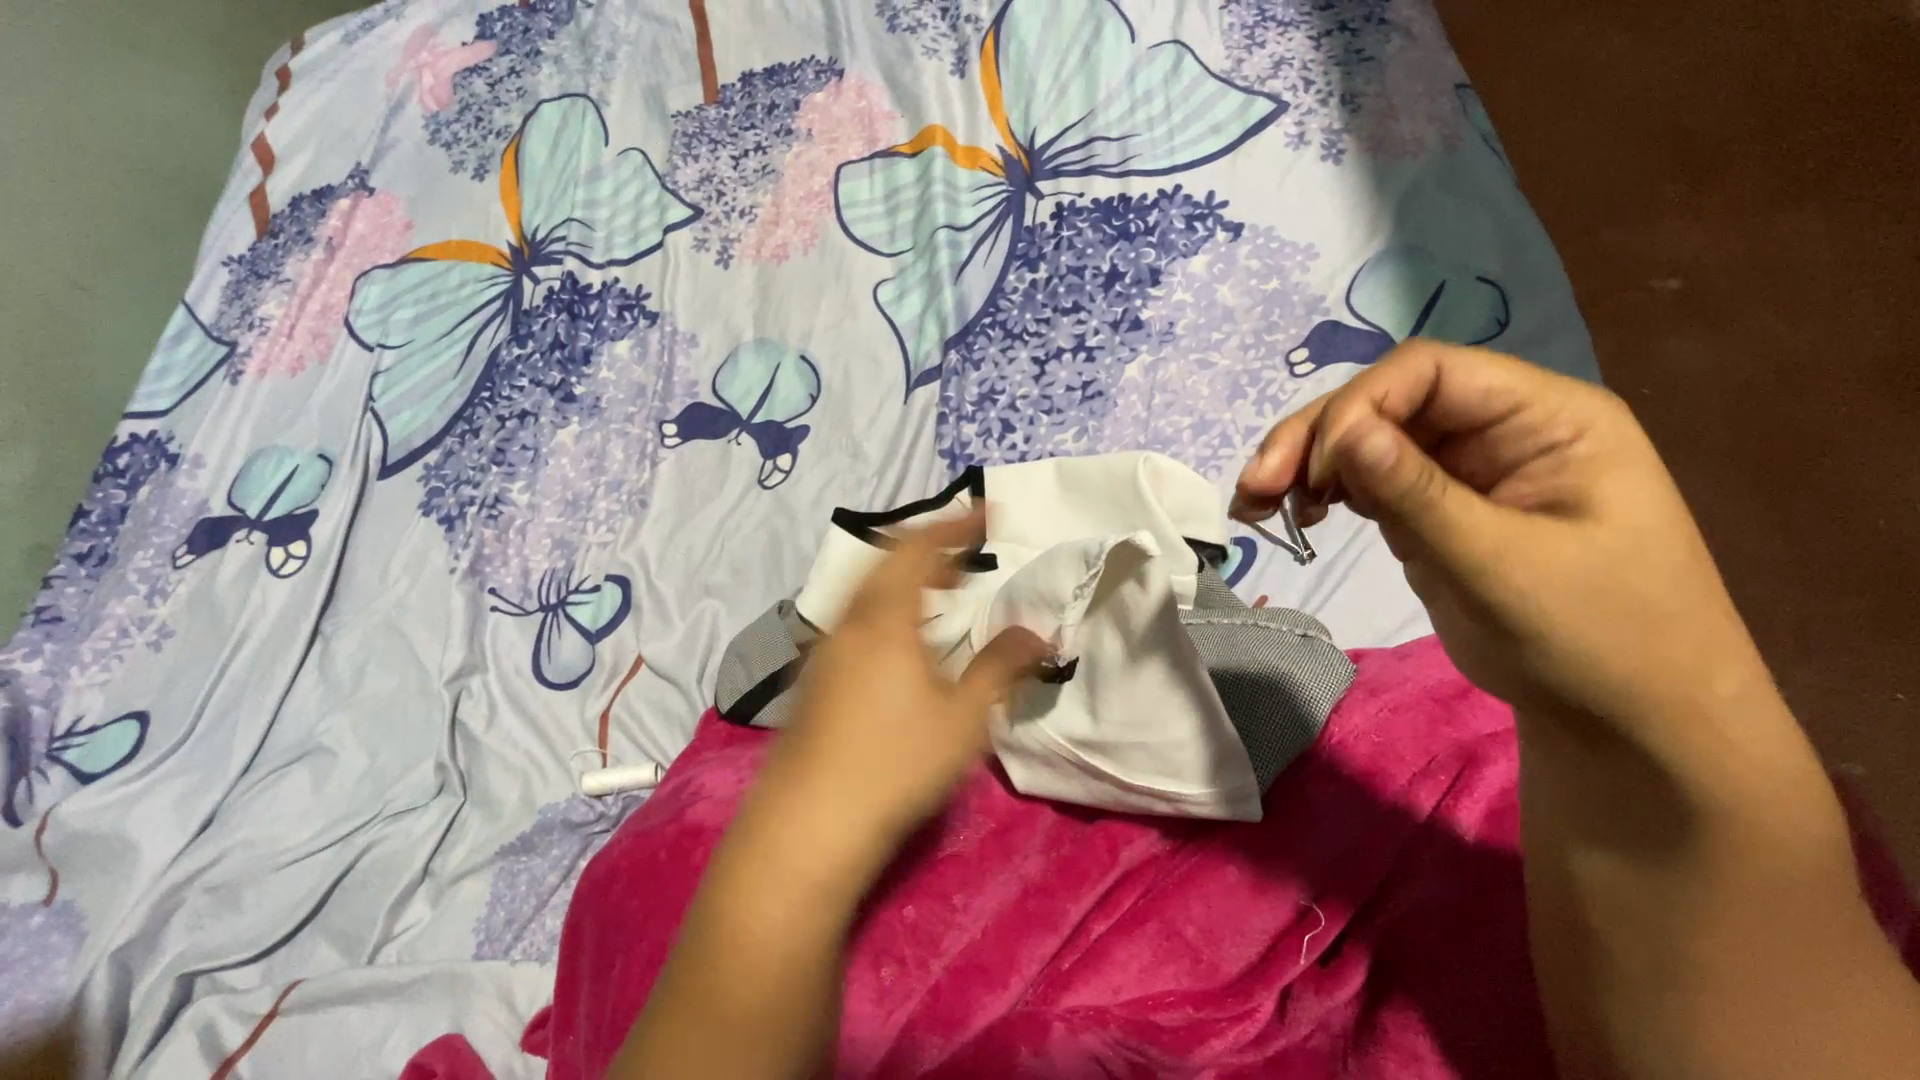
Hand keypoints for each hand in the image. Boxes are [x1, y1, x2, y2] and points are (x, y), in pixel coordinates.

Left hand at [757, 509, 1047, 874]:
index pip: (917, 548)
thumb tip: (1038, 632)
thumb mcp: (963, 716)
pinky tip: (902, 646)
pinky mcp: (813, 682)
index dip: (953, 526)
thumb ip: (1001, 666)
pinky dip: (885, 610)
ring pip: (864, 593)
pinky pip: (854, 621)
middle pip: (884, 564)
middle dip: (928, 551)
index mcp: (884, 618)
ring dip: (904, 582)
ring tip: (940, 595)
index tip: (987, 515)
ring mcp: (823, 652)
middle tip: (966, 556)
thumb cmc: (896, 762)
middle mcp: (847, 623)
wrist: (812, 821)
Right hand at [1233, 341, 1767, 723]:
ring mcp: (1464, 471)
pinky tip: (1294, 514)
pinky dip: (1324, 493)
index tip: (1318, 471)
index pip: (1429, 372)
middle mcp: (1500, 429)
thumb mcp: (1503, 563)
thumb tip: (1338, 433)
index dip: (1360, 406)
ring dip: (1307, 464)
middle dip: (1316, 437)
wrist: (1625, 720)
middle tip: (1256, 487)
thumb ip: (1418, 494)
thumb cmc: (1594, 637)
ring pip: (1367, 441)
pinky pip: (1369, 484)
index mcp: (1545, 416)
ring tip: (1256, 504)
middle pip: (1386, 402)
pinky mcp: (1435, 512)